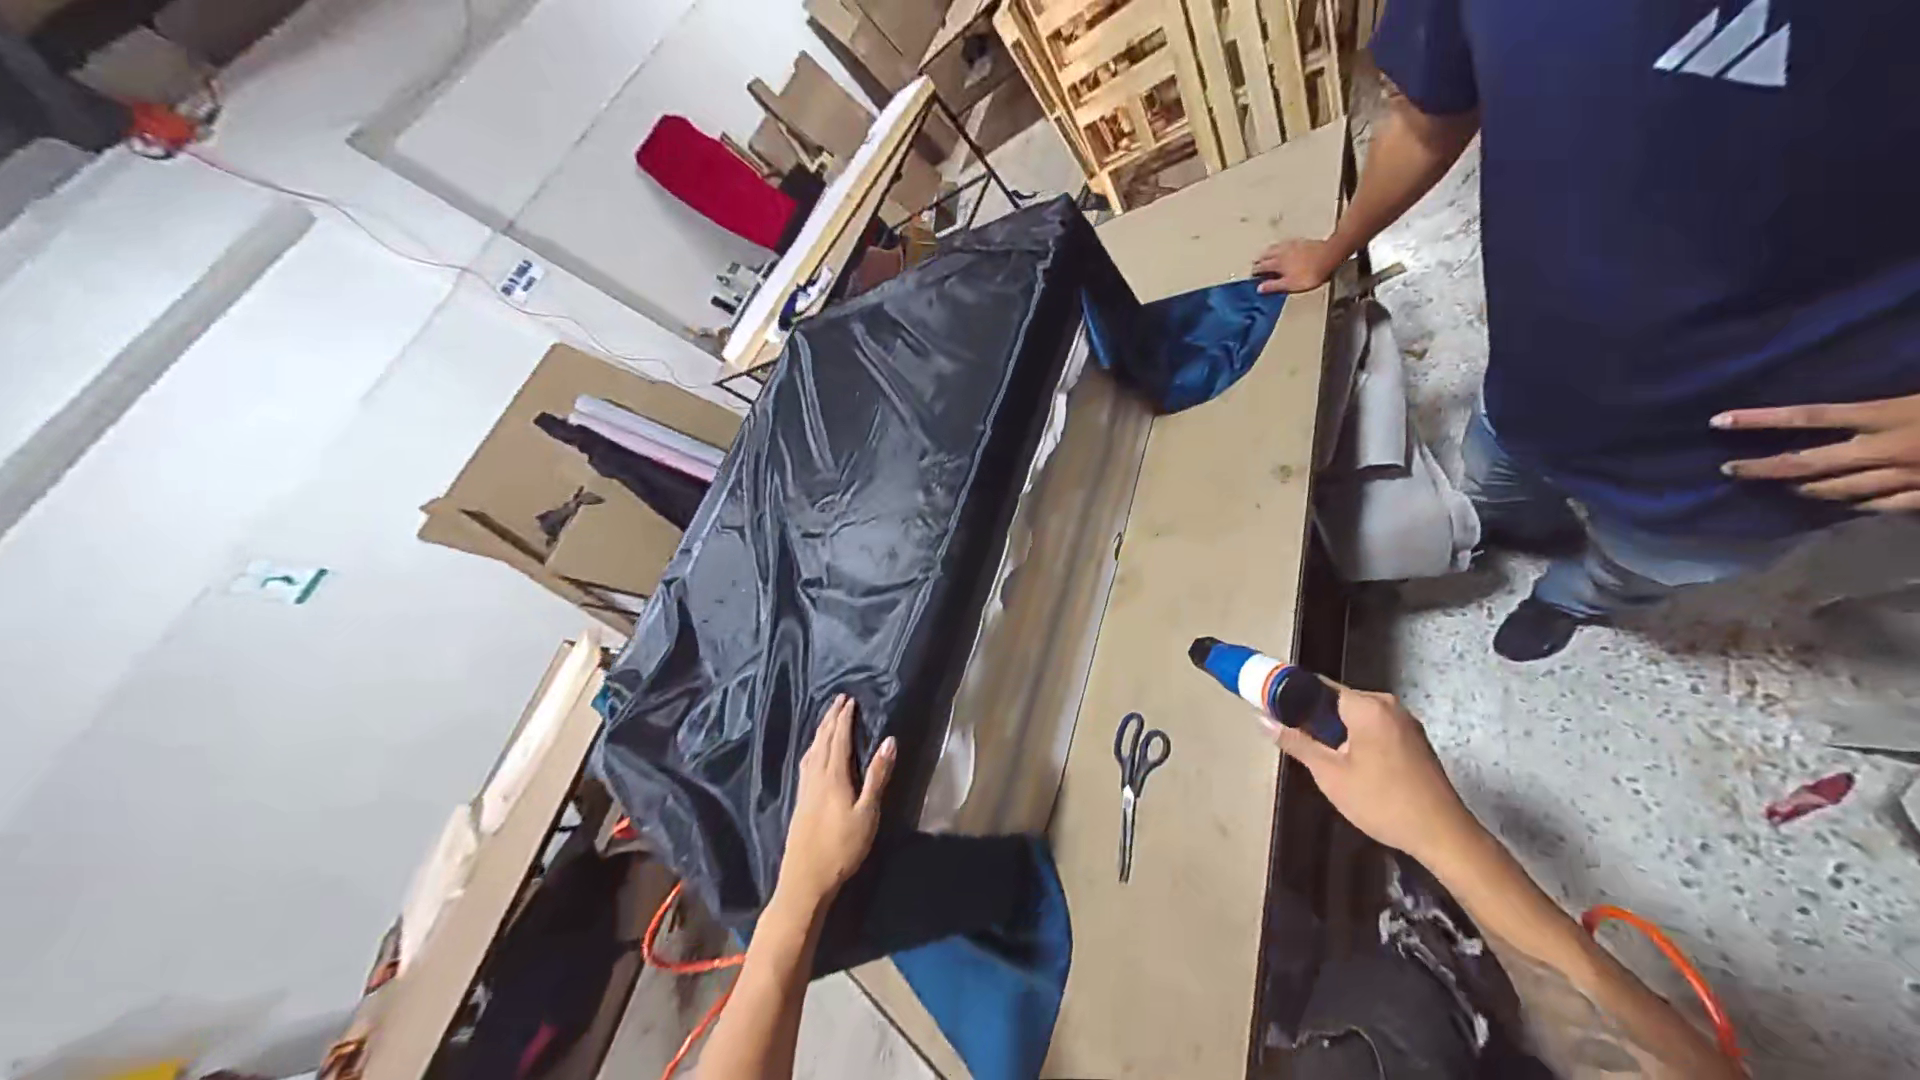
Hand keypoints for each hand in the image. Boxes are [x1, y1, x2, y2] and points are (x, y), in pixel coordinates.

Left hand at [775, 695, 895, 907]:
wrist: (805, 881)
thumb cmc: (842, 848)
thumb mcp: (867, 813)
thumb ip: (877, 776)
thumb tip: (889, 740)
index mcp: (833, 776)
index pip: (838, 739)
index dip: (844, 718)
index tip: (850, 699)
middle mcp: (816, 777)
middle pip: (822, 740)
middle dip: (831, 718)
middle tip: (838, 700)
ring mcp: (805, 789)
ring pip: (812, 750)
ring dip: (820, 731)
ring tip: (827, 719)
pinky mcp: (800, 801)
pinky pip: (806, 762)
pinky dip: (813, 748)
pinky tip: (813, 754)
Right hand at [1251, 238, 1341, 294]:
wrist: (1330, 256)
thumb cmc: (1310, 273)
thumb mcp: (1290, 284)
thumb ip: (1273, 286)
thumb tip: (1260, 288)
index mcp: (1277, 263)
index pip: (1260, 267)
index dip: (1255, 271)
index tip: (1252, 274)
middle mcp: (1281, 252)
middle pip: (1265, 255)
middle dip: (1259, 260)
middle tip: (1256, 263)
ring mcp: (1291, 245)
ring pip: (1274, 247)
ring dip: (1268, 251)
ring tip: (1266, 254)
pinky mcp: (1301, 242)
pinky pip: (1285, 243)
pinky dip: (1280, 246)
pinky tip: (1283, 247)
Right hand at [1267, 682, 1482, 865]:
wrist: (1444, 837)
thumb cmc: (1382, 801)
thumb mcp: (1329, 774)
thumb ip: (1296, 742)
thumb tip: (1262, 719)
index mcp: (1368, 706)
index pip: (1317, 686)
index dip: (1291, 696)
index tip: (1271, 710)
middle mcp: (1389, 706)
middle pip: (1337, 700)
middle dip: (1313, 717)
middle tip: (1294, 740)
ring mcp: (1406, 723)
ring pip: (1355, 717)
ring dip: (1334, 731)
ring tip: (1320, 757)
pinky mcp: (1414, 741)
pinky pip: (1374, 729)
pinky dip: (1355, 739)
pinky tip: (1348, 765)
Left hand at [1715, 393, 1919, 511]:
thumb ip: (1888, 403)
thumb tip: (1851, 405)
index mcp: (1891, 414)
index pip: (1810, 415)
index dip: (1759, 419)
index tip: (1717, 421)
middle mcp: (1887, 449)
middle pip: (1804, 463)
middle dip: (1761, 468)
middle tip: (1729, 469)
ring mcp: (1909, 476)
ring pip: (1835, 489)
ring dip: (1806, 488)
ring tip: (1788, 487)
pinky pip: (1880, 506)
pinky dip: (1859, 504)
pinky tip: (1846, 503)